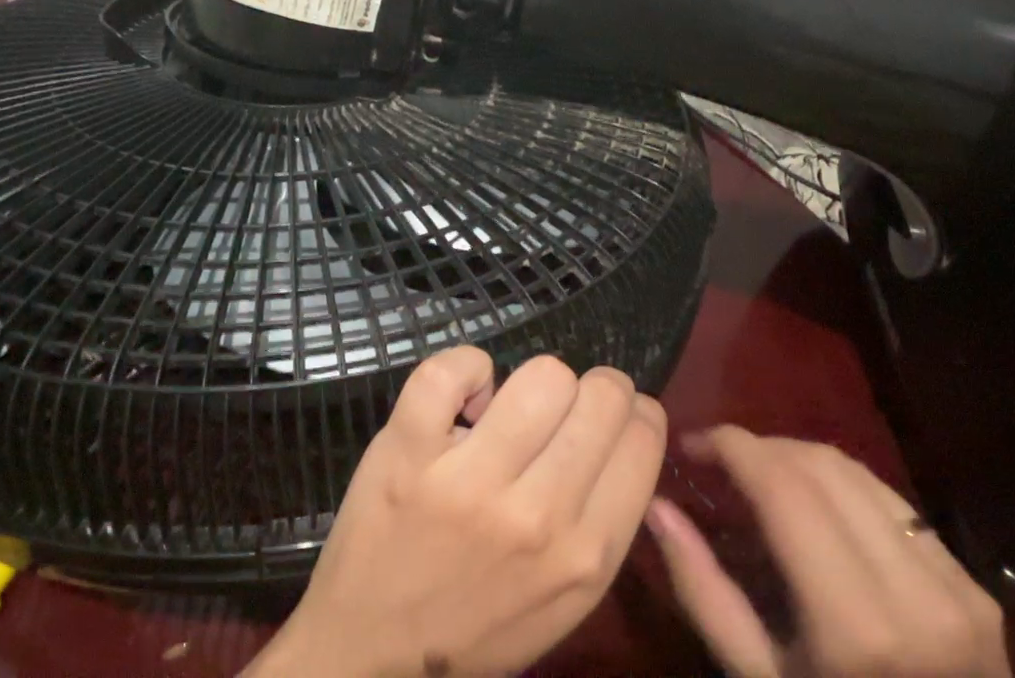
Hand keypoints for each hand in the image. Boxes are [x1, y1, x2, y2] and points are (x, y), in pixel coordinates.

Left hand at [246, 347, 666, 677]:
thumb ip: (603, 522)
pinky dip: (464, 366)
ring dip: (532, 381)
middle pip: (602, 395)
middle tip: (559, 409)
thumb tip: (621, 437)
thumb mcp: (566, 600)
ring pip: (543, 375)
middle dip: (590, 389)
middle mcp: (538, 514)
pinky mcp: (406, 451)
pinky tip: (462, 394)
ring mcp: (468, 479)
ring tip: (508, 409)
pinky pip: (450, 369)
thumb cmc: (476, 627)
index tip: (604, 418)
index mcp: (587, 553)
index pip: (644, 435)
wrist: (371, 655)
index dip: (631, 411)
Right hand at [646, 429, 1008, 677]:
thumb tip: (658, 508)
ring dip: (800, 460)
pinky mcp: (974, 587)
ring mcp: (954, 585)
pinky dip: (842, 490)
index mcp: (855, 624)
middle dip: (761, 448)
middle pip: (823, 467)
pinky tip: (815, 510)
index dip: (733, 447)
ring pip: (861, 474)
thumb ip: (704, 592)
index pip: (786, 487)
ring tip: (759, 478)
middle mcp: (913, 589)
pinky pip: (894, 506)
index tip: (691, 443)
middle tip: (717, 462)